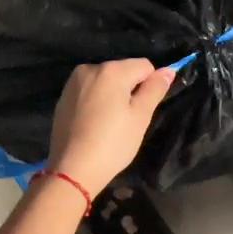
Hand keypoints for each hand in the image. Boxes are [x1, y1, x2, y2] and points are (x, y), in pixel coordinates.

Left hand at [48, 59, 174, 191]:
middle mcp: (90, 68)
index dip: (150, 85)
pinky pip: (89, 91)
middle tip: (128, 119)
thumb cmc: (112, 143)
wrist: (73, 168)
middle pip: (122, 71)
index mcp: (111, 70)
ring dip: (112, 94)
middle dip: (130, 89)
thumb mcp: (140, 117)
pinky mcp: (63, 96)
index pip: (144, 65)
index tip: (144, 109)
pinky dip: (96, 101)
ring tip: (110, 123)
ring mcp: (73, 82)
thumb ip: (154, 89)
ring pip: (105, 81)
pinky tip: (94, 123)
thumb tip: (168, 70)